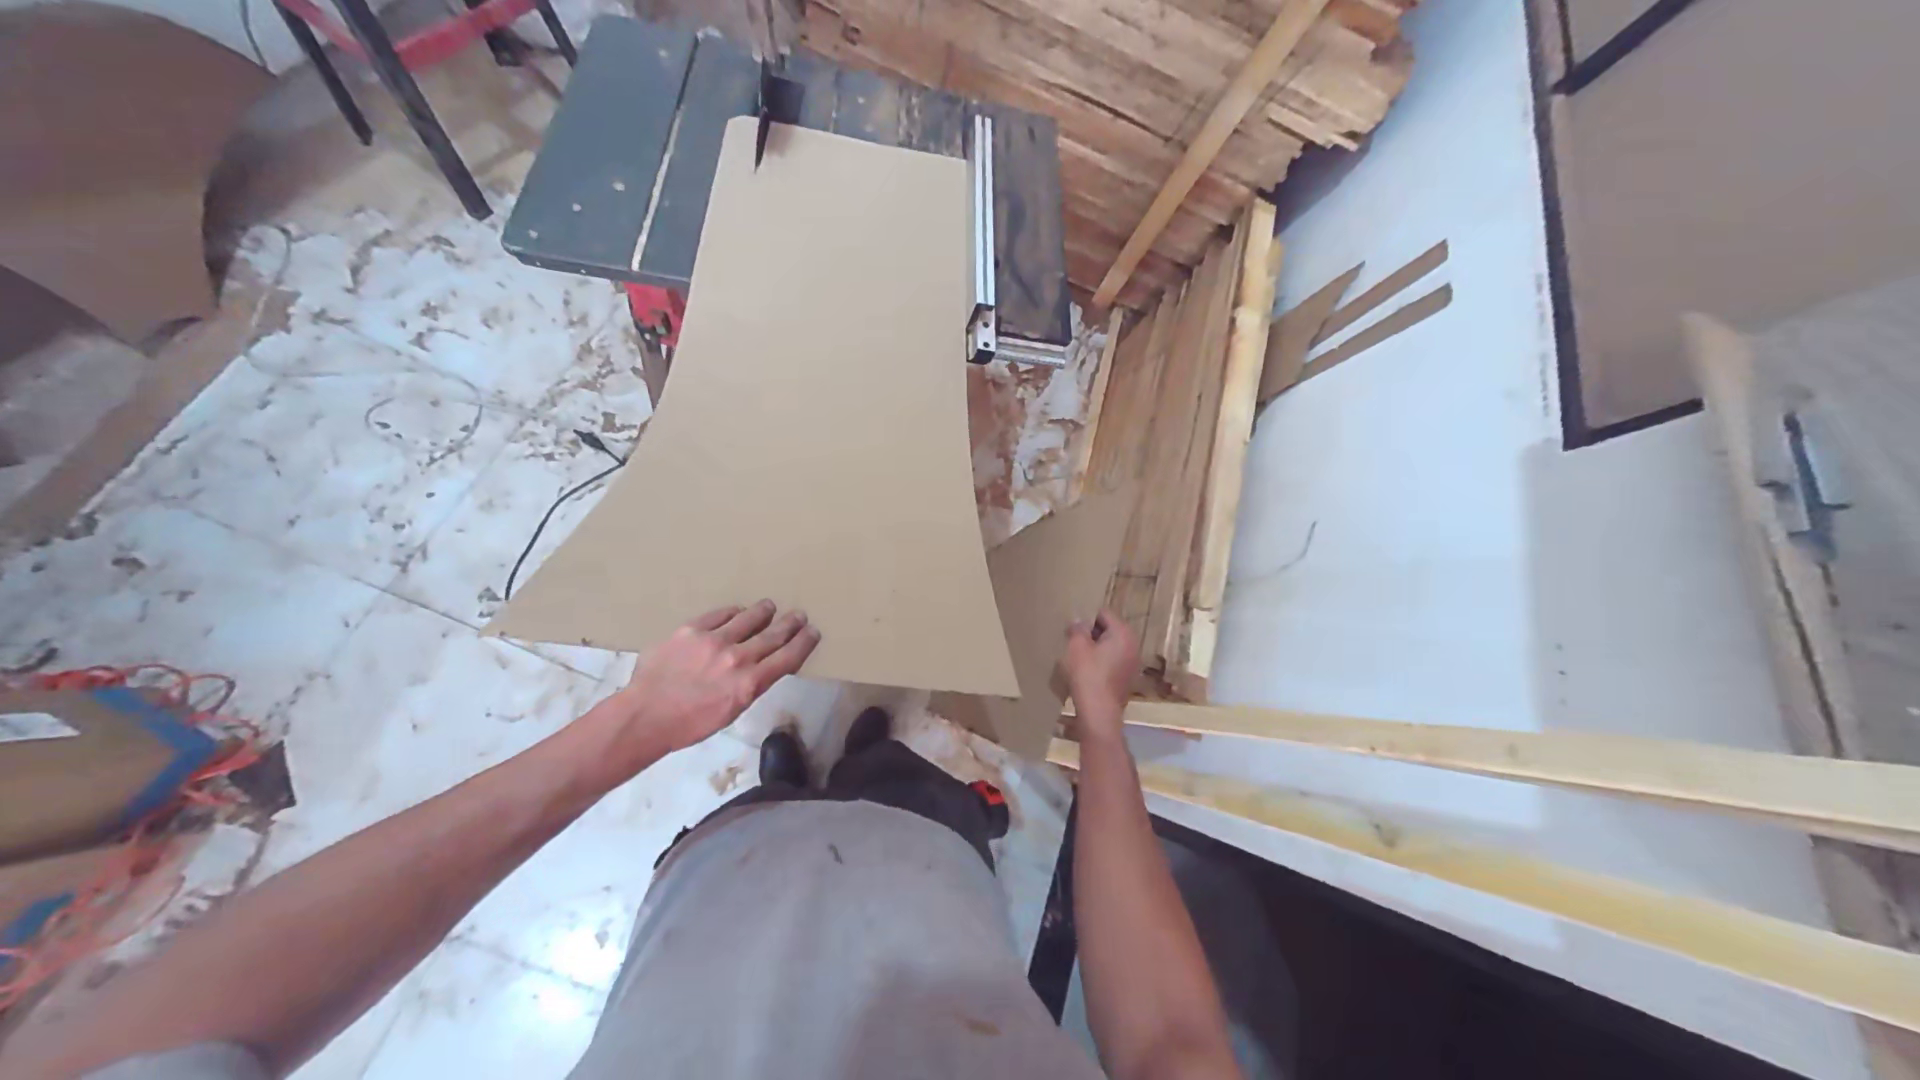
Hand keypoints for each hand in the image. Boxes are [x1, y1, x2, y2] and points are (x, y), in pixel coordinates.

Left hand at [591, 601, 819, 770]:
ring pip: (748, 618)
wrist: (645, 715)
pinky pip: (719, 614)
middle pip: (773, 635)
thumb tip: (759, 668)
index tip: (813, 632)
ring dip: (763, 612)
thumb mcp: (731, 712)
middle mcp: (737, 658)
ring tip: (769, 606)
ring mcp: (713, 641)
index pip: (787, 658)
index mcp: (750, 683)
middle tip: (799, 615)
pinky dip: (732, 612)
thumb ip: (749, 686)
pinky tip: (736, 611)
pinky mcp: (691, 630)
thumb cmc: (689, 724)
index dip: (804, 643)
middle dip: (790, 624)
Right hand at [1062, 609, 1137, 741]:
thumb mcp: (1076, 646)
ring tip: (1078, 657)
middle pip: (1110, 630)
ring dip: (1096, 648)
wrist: (1098, 711)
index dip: (1087, 618)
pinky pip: (1113, 661)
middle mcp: (1133, 645)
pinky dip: (1102, 662)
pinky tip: (1087, 671)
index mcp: (1123, 633)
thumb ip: (1078, 628)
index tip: (1073, 629)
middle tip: (1073, 641)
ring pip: (1111, 646)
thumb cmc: (1087, 674)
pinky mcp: (1128, 678)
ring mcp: (1133, 663)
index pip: (1104, 614)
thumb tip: (1080, 622)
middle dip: (1092, 633)